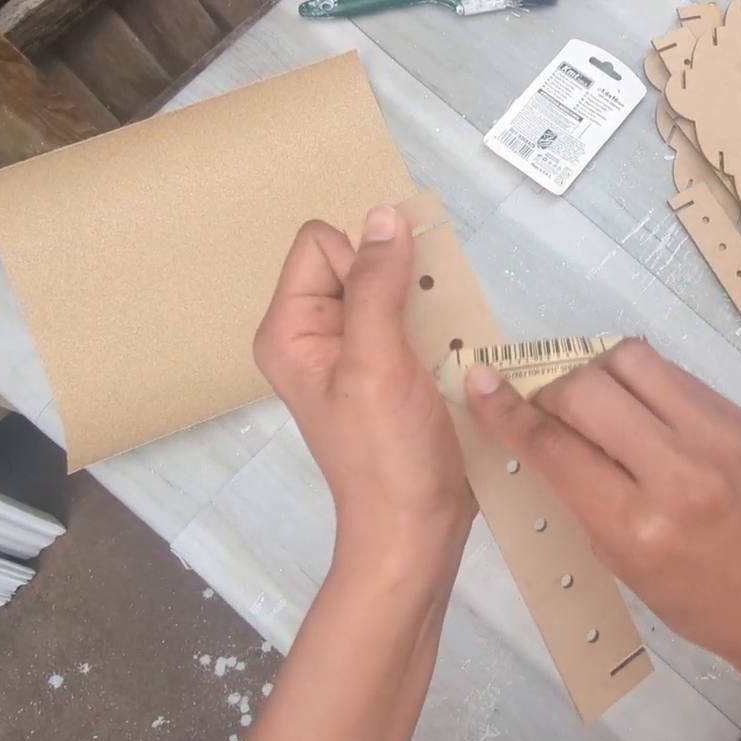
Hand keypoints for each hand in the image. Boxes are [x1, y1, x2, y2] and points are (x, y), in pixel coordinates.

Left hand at [254, 205, 473, 562]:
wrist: (417, 526)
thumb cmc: (387, 451)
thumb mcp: (375, 363)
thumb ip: (376, 286)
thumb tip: (384, 214)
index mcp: (291, 328)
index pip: (322, 245)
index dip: (363, 262)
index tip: (392, 308)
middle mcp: (317, 333)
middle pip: (358, 261)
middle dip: (399, 281)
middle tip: (419, 329)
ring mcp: (356, 351)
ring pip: (393, 287)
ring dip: (424, 303)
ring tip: (437, 346)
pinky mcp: (390, 367)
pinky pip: (412, 318)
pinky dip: (435, 325)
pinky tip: (449, 355)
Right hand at [464, 339, 740, 675]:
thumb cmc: (694, 597)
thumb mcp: (619, 559)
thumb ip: (578, 487)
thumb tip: (538, 423)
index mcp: (638, 526)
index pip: (555, 448)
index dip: (508, 411)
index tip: (481, 383)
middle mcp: (677, 470)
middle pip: (586, 389)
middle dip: (552, 391)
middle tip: (551, 411)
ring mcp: (714, 432)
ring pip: (627, 359)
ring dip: (594, 372)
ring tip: (595, 403)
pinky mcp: (735, 410)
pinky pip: (666, 369)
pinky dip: (635, 379)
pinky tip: (636, 407)